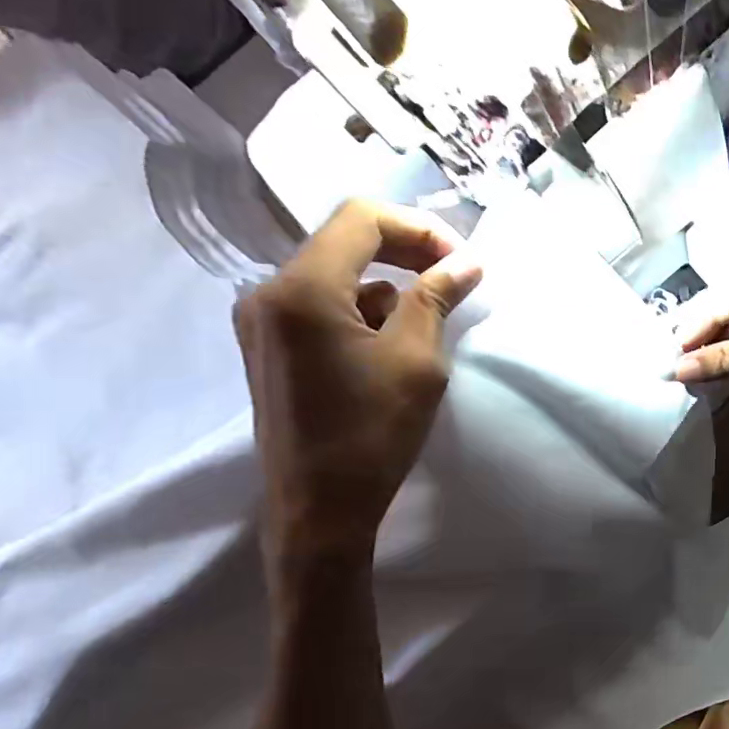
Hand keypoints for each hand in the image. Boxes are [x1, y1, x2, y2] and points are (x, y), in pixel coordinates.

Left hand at [234, 200, 480, 553]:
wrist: (319, 509)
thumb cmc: (372, 435)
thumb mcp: (416, 362)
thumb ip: (436, 299)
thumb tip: (466, 261)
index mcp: (301, 289)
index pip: (361, 219)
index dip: (419, 228)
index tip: (461, 261)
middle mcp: (268, 292)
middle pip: (344, 241)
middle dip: (406, 251)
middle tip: (455, 277)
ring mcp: (262, 320)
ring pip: (336, 273)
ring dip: (387, 283)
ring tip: (429, 318)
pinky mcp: (269, 346)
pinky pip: (321, 304)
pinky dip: (362, 309)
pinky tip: (391, 343)